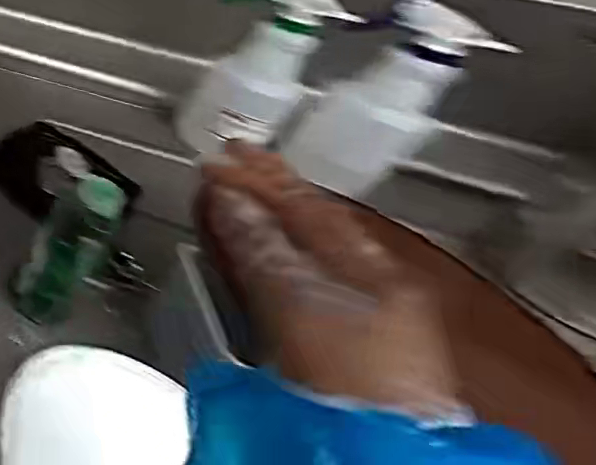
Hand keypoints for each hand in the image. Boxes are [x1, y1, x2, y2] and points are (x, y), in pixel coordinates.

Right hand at [199, 146, 461, 417]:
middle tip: (230, 159)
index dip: (253, 176)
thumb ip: (257, 242)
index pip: (298, 200)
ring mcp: (364, 302)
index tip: (217, 158)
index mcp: (364, 260)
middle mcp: (370, 274)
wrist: (378, 439)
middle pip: (307, 216)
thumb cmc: (347, 367)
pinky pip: (306, 263)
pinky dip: (279, 243)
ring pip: (307, 238)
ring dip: (270, 212)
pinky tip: (265, 242)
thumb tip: (227, 197)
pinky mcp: (348, 328)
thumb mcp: (292, 294)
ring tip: (240, 191)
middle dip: (264, 186)